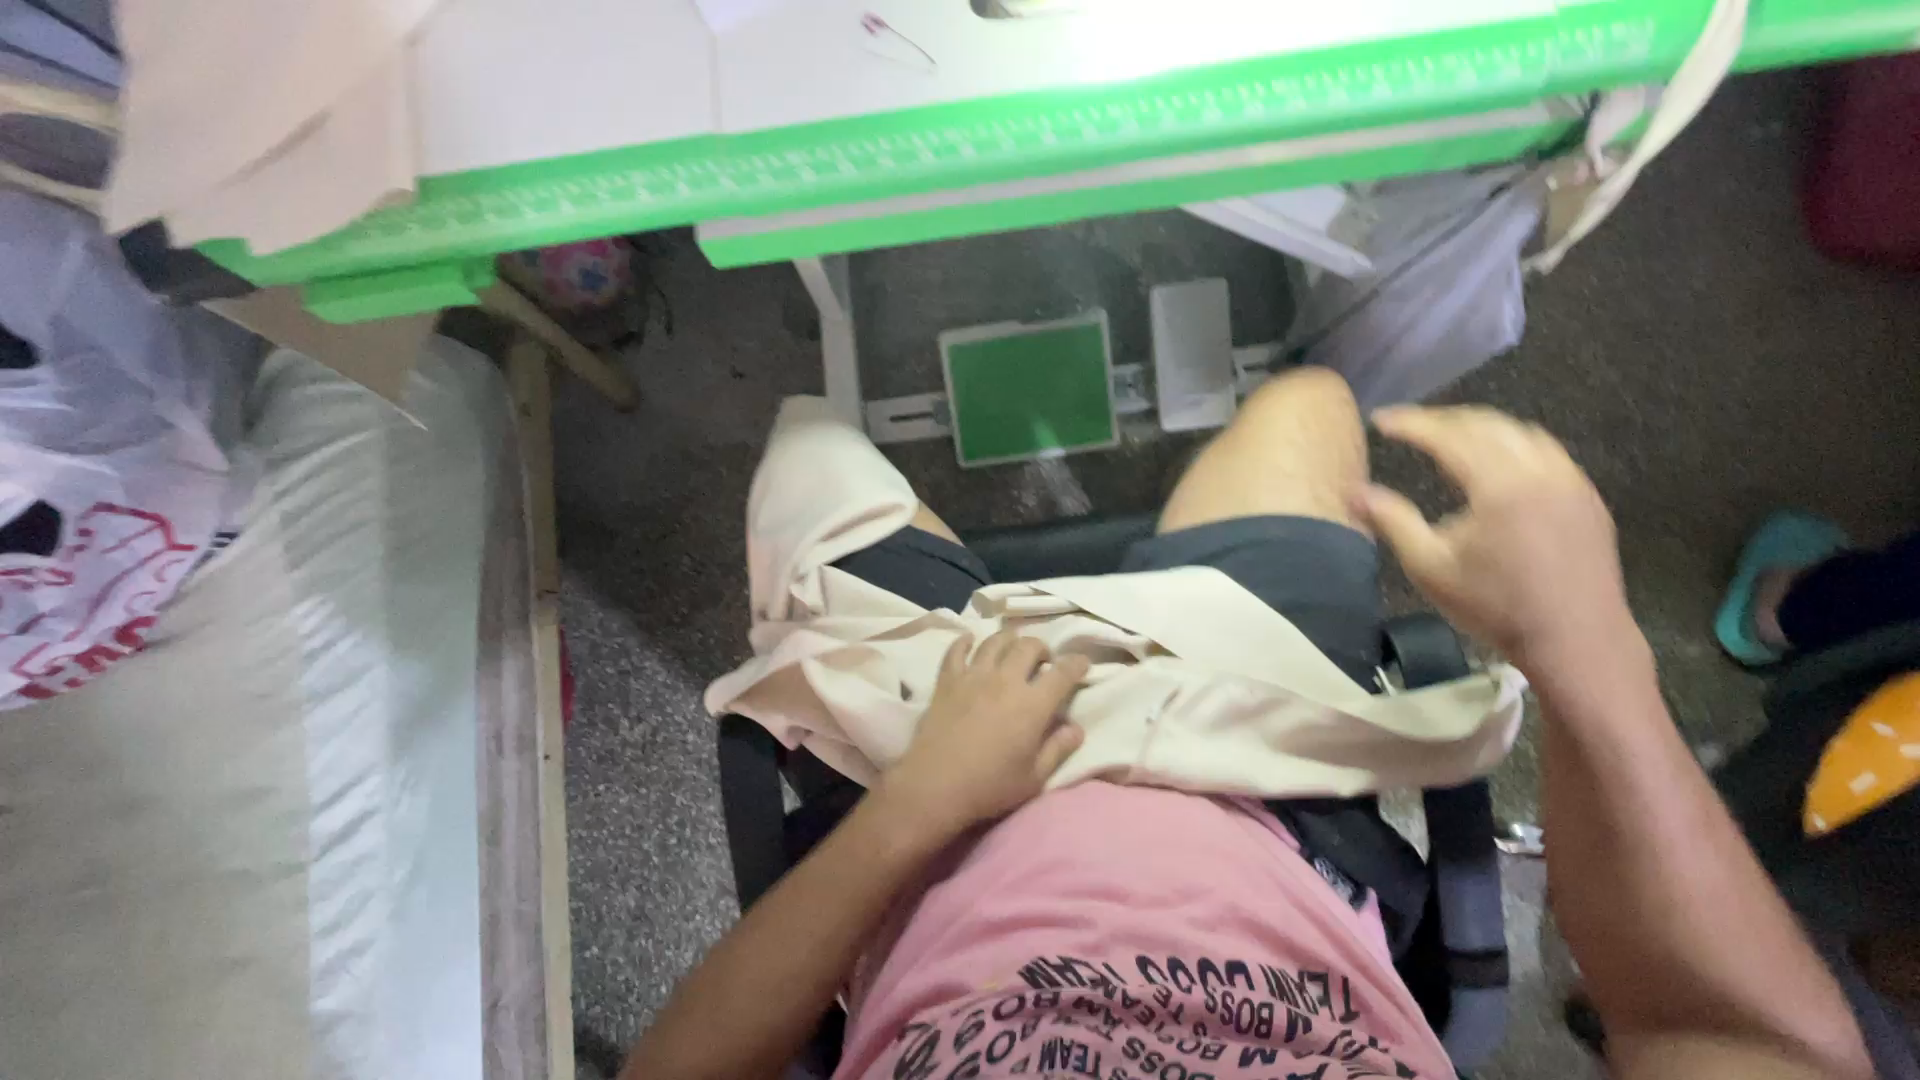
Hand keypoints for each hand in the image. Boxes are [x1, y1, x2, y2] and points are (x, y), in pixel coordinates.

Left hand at [881, 629, 1088, 835]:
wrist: (935, 785)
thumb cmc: (989, 786)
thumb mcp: (1034, 778)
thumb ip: (1058, 749)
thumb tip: (1076, 728)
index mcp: (1032, 704)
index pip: (1062, 673)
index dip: (1077, 664)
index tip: (1082, 663)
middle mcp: (1005, 680)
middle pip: (1029, 646)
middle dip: (1042, 649)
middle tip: (1043, 662)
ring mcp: (973, 676)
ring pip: (995, 641)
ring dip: (1009, 640)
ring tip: (1013, 648)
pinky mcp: (947, 680)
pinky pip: (956, 650)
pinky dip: (965, 641)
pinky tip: (970, 640)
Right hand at [1357, 405, 1637, 666]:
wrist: (1575, 641)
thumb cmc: (1495, 607)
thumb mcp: (1429, 567)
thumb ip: (1392, 521)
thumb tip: (1354, 492)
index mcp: (1501, 486)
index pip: (1449, 436)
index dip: (1411, 424)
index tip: (1380, 420)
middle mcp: (1541, 471)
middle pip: (1487, 424)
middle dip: (1444, 419)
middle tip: (1410, 426)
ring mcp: (1571, 482)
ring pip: (1522, 433)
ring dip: (1480, 428)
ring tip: (1449, 439)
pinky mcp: (1586, 498)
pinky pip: (1546, 453)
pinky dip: (1512, 445)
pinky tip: (1496, 465)